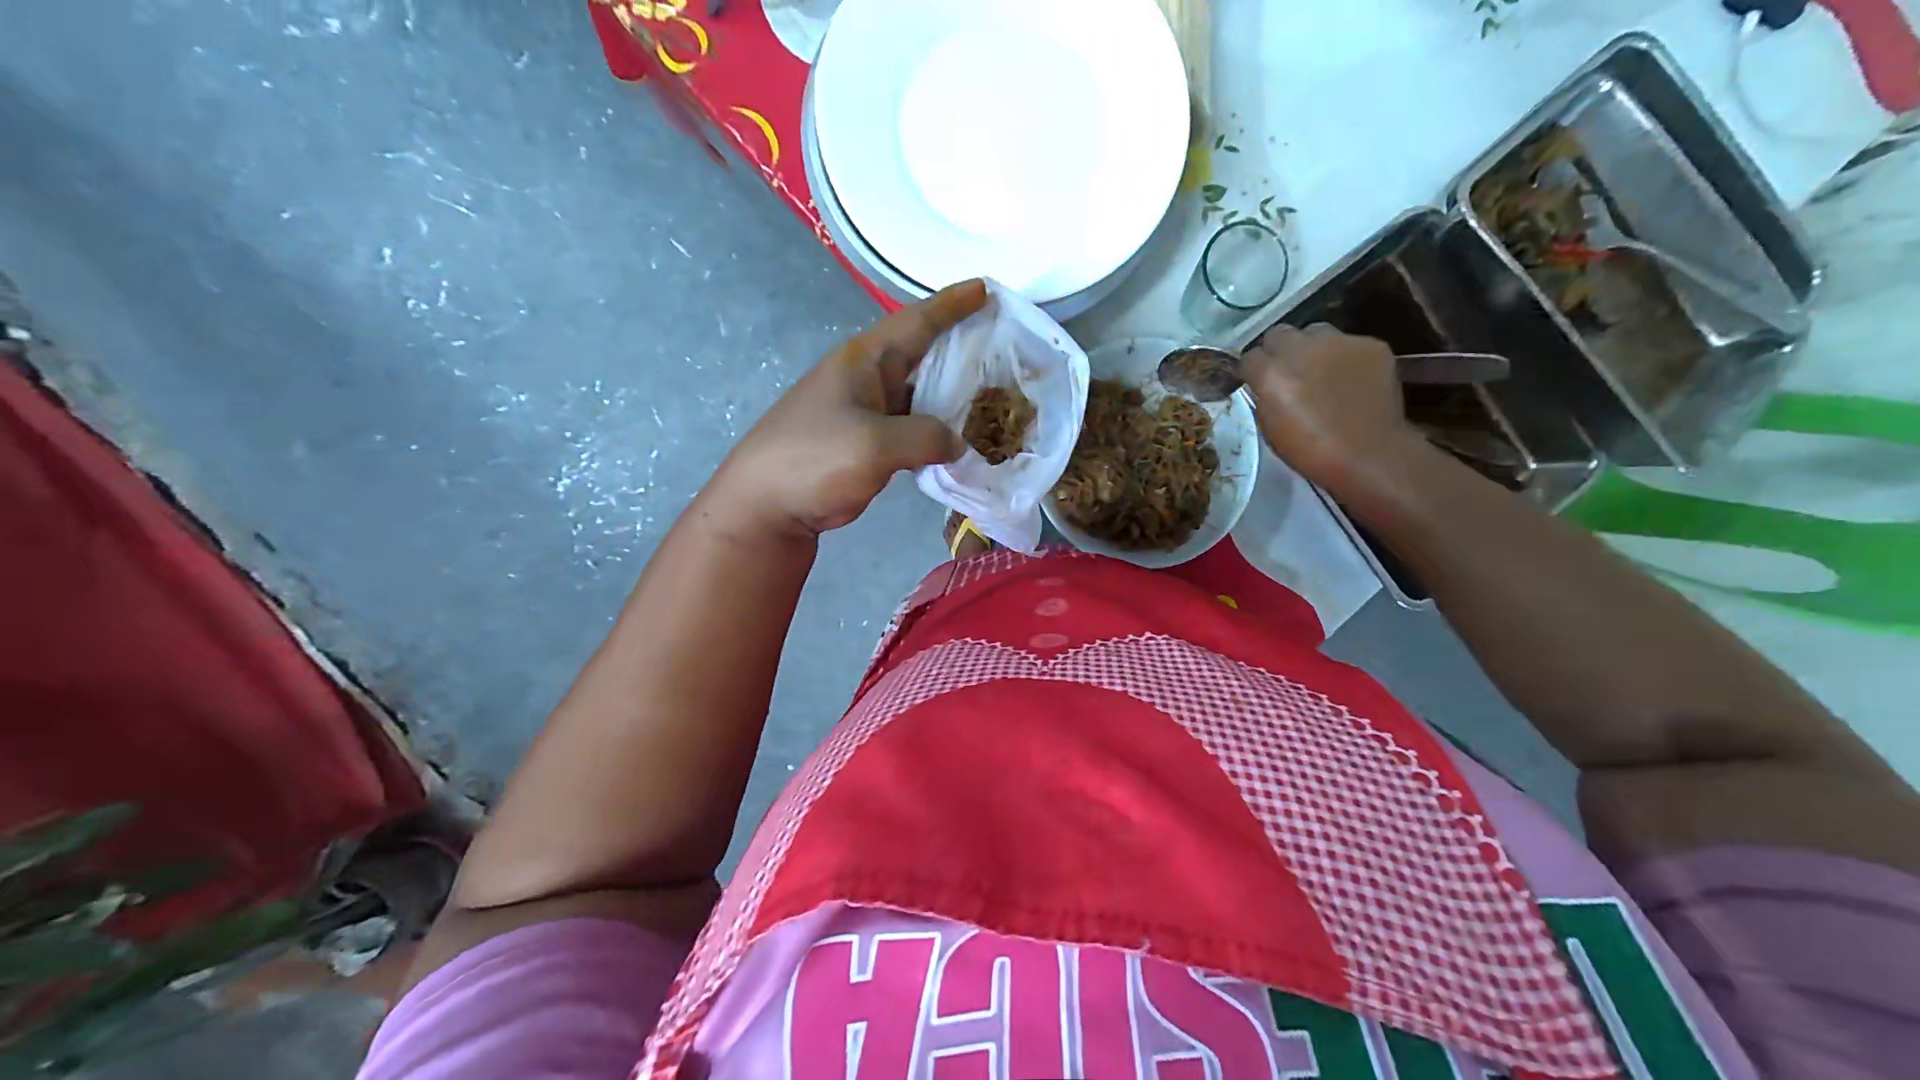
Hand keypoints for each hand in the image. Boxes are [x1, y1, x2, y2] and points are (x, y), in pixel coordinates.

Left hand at [710, 280, 987, 536]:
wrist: (762, 508)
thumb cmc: (813, 460)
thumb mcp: (875, 444)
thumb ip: (926, 437)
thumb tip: (955, 443)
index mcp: (864, 361)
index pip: (917, 321)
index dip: (953, 305)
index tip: (987, 289)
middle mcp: (866, 380)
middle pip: (923, 357)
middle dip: (963, 352)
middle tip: (1009, 353)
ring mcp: (864, 414)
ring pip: (919, 398)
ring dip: (953, 400)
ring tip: (997, 400)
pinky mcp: (864, 446)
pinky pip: (910, 431)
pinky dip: (936, 435)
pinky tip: (961, 444)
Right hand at [1239, 323, 1422, 489]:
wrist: (1369, 454)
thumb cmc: (1311, 451)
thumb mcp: (1271, 427)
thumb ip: (1265, 396)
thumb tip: (1267, 385)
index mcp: (1271, 373)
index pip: (1249, 357)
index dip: (1253, 370)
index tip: (1258, 382)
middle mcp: (1301, 349)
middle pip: (1278, 334)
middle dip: (1278, 351)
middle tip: (1288, 372)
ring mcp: (1339, 343)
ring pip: (1315, 331)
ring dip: (1312, 348)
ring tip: (1321, 371)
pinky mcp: (1370, 345)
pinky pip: (1349, 343)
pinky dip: (1345, 358)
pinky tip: (1351, 380)